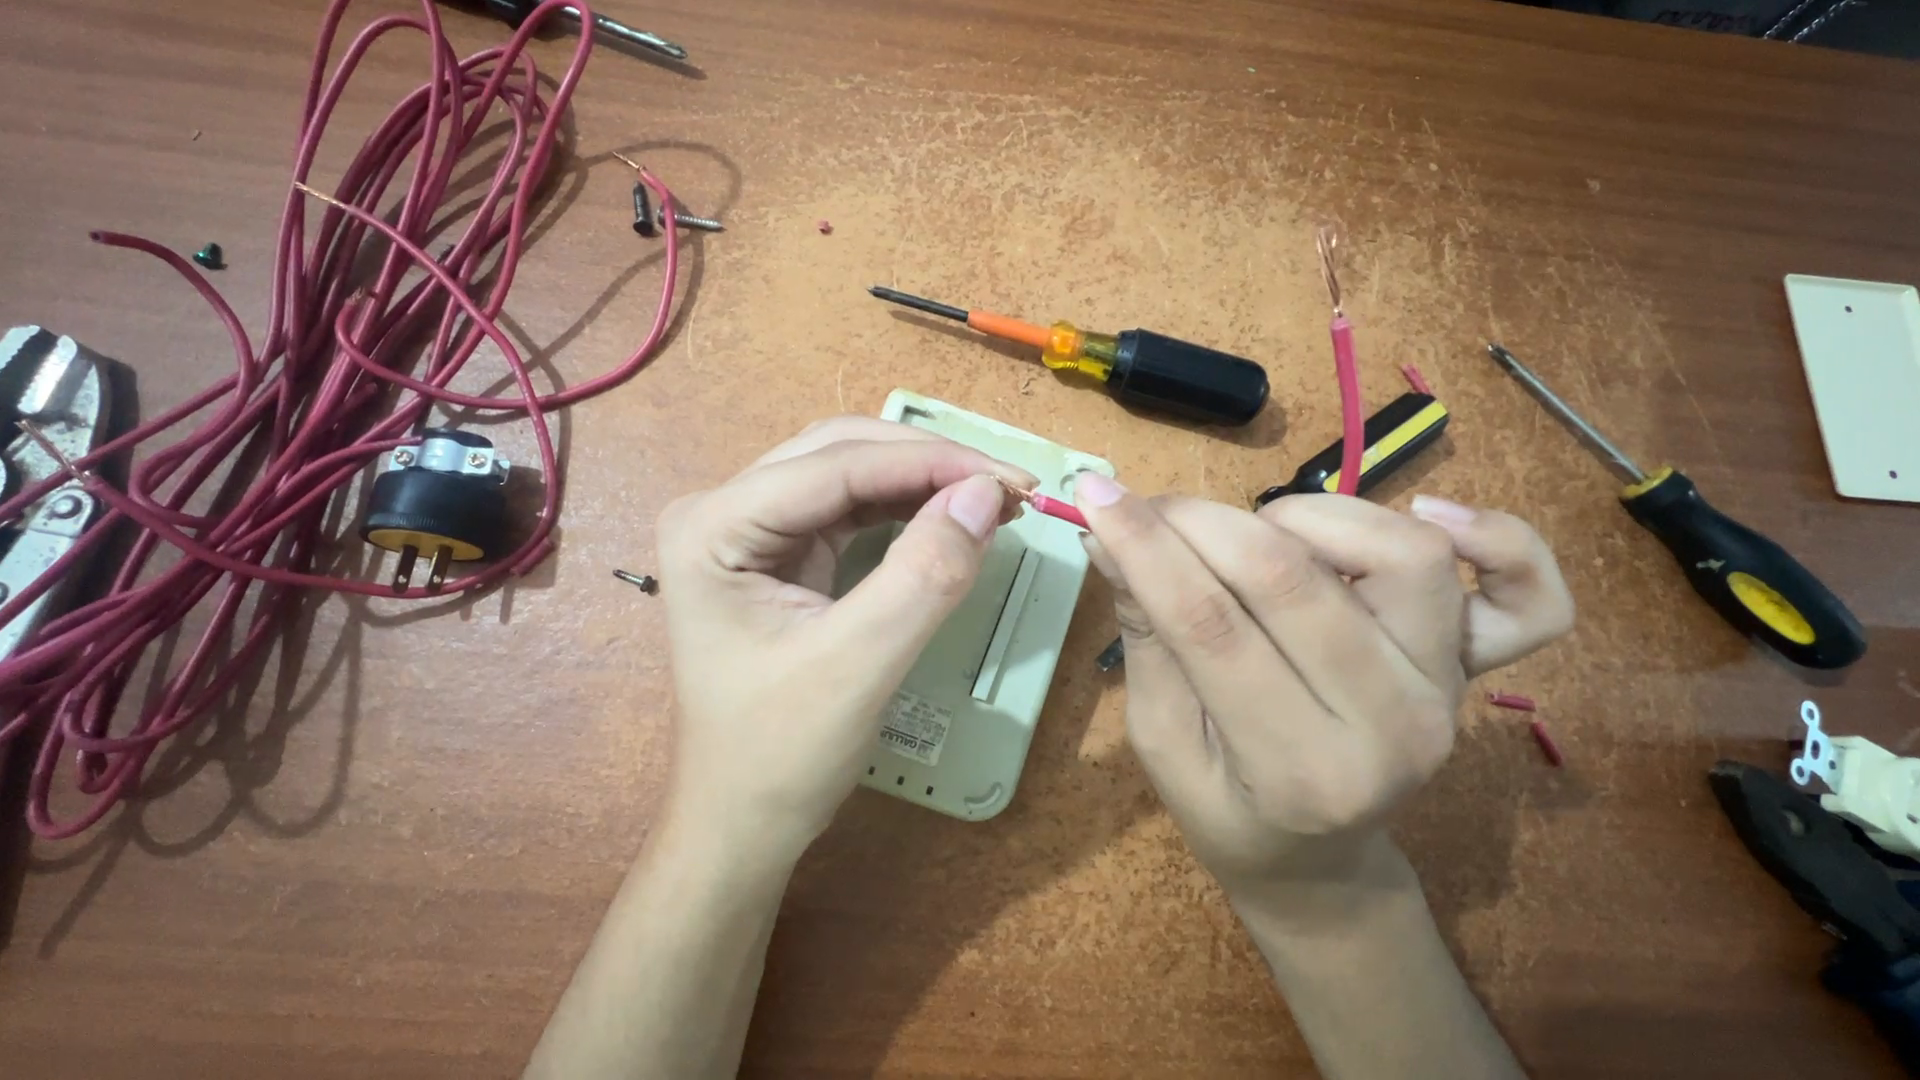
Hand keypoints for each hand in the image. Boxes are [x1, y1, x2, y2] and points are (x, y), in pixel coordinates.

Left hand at [653, 418, 1032, 866]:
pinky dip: (907, 509)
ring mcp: (749, 530)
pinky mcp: (779, 553)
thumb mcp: (859, 665)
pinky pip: (851, 510)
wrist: (743, 822)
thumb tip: (986, 493)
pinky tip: (951, 518)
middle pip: (840, 453)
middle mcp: (723, 511)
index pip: (836, 466)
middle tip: (1011, 488)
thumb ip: (924, 576)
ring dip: (923, 481)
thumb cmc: (781, 755)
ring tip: (994, 500)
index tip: (1012, 480)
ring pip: (850, 474)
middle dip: (929, 464)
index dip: (931, 463)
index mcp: (714, 526)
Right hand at [1074, 476, 1572, 909]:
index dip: (1145, 548)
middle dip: (1200, 522)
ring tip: (1258, 530)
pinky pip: (1529, 599)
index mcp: (1295, 771)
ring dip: (1308, 516)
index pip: (1209, 626)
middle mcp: (1389, 730)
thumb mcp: (1160, 742)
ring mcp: (1444, 693)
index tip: (1094, 494)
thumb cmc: (1226, 811)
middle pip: (1290, 581)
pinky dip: (1498, 539)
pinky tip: (1430, 514)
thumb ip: (1147, 635)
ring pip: (1400, 558)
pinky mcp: (1474, 671)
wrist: (1318, 863)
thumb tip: (1113, 536)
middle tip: (1148, 507)